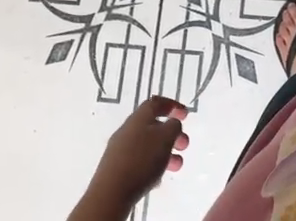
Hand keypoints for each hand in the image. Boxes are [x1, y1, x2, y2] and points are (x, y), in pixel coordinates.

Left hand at [69, 96, 189, 220]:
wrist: (111, 192)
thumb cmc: (142, 160)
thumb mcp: (165, 138)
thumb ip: (173, 126)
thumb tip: (172, 123)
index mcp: (139, 117)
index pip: (156, 103)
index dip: (172, 106)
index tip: (185, 114)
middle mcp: (127, 130)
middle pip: (152, 125)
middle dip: (171, 134)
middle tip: (184, 144)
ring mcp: (119, 150)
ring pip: (146, 145)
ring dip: (164, 152)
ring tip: (176, 165)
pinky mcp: (115, 169)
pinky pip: (138, 161)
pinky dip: (151, 165)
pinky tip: (157, 178)